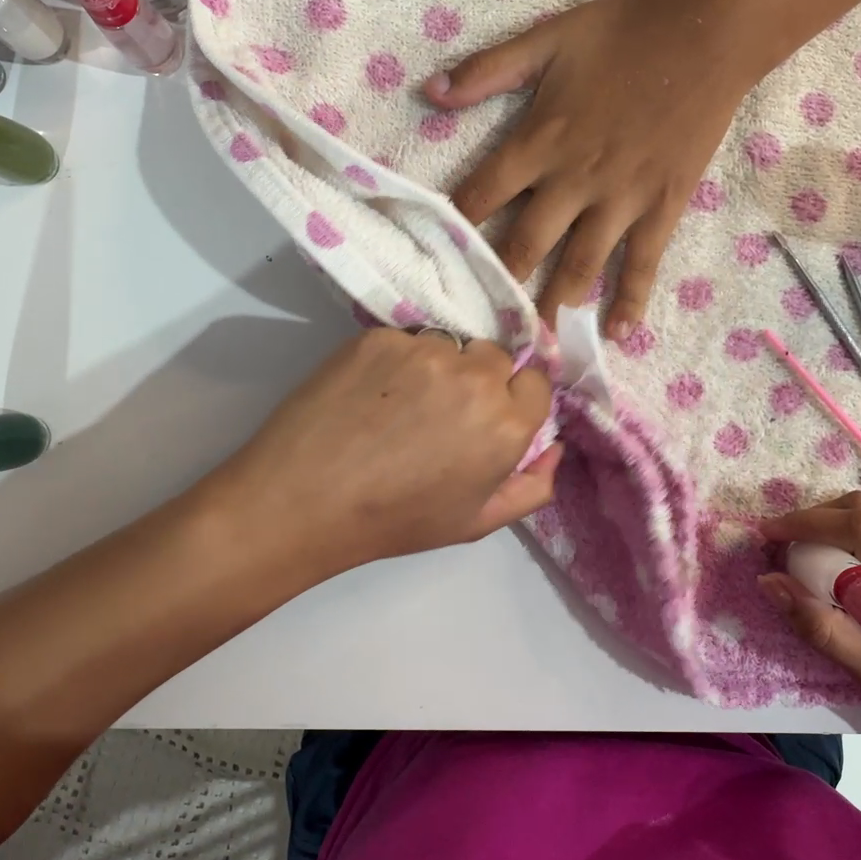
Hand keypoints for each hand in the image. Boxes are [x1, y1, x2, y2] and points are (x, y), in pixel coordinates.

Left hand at [219, 329, 558, 567]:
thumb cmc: (396, 520)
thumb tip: (556, 446)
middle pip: (496, 357)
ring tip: (400, 403)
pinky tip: (370, 394)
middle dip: (479, 378)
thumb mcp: (476, 522)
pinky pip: (405, 339)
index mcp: (507, 426)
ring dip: (438, 366)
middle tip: (440, 412)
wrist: (304, 501)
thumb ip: (532, 486)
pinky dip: (395, 361)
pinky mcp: (381, 337)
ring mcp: (426, 352)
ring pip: (450, 344)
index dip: (514, 400)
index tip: (485, 417)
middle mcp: (476, 379)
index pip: (537, 383)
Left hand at [426, 0, 758, 338]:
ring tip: (539, 345)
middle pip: (527, 244)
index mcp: (539, 141)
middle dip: (502, 285)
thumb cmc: (621, 33)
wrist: (705, 32)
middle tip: (483, 326)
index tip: (439, 264)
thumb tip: (428, 92)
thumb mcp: (546, 38)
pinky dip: (631, 300)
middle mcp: (573, 181)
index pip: (483, 195)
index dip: (458, 229)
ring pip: (580, 266)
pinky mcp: (662, 208)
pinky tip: (617, 334)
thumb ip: (487, 70)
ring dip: (556, 306)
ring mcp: (621, 201)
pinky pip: (643, 263)